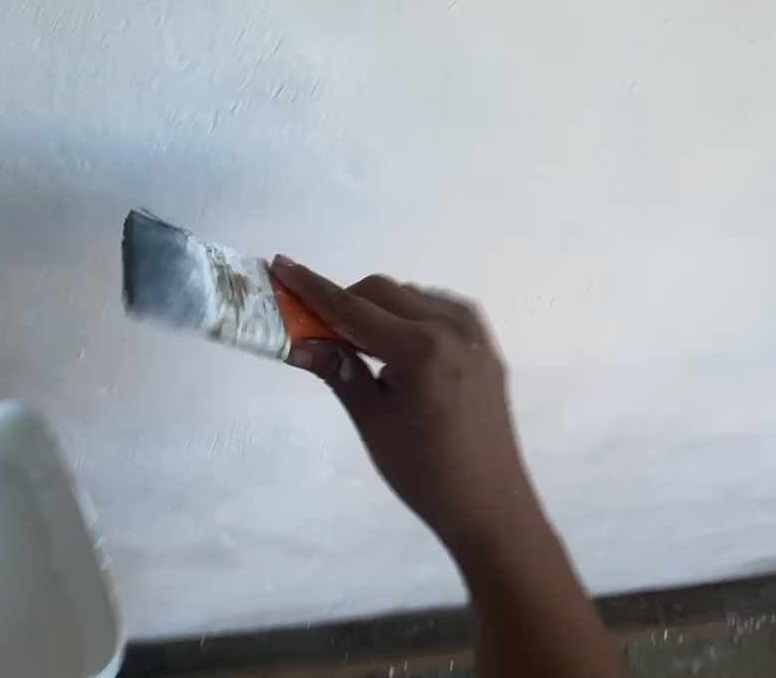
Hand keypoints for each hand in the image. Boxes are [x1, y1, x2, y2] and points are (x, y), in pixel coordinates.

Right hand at [272, 256, 543, 553]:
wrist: (492, 511)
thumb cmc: (424, 473)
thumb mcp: (372, 421)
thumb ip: (336, 371)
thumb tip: (296, 343)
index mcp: (420, 350)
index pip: (352, 308)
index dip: (312, 287)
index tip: (283, 264)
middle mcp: (451, 330)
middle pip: (382, 291)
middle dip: (345, 300)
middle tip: (319, 326)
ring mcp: (475, 336)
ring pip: (411, 294)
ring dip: (379, 305)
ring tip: (360, 340)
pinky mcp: (486, 348)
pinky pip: (442, 307)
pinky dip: (412, 311)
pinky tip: (400, 337)